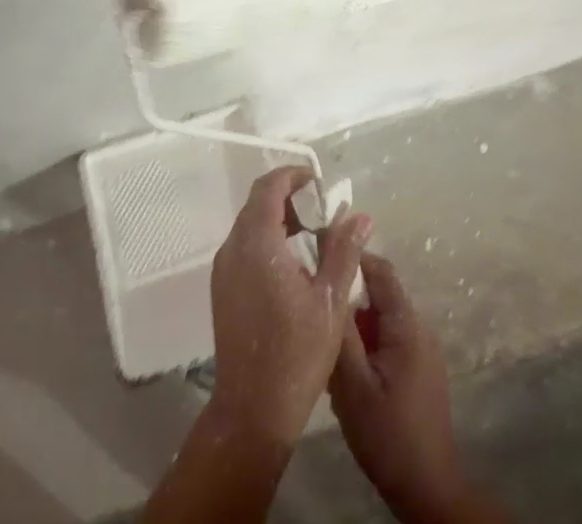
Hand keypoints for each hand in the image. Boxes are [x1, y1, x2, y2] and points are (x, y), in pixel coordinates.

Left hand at [208, 165, 372, 444]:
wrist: (254, 405)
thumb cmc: (298, 352)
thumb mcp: (330, 299)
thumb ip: (343, 250)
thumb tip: (359, 215)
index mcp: (257, 245)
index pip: (267, 189)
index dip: (292, 176)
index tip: (318, 181)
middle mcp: (232, 250)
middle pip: (256, 205)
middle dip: (288, 199)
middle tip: (323, 211)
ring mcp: (223, 271)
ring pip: (248, 228)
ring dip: (278, 221)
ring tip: (314, 236)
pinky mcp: (222, 290)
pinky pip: (243, 249)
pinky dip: (267, 243)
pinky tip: (294, 265)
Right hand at [331, 254, 485, 523]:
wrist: (425, 485)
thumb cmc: (387, 432)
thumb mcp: (352, 382)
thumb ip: (340, 331)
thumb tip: (327, 281)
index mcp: (407, 326)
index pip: (379, 270)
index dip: (348, 255)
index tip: (312, 253)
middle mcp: (418, 330)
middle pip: (376, 294)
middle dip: (342, 296)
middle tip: (306, 303)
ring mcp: (419, 351)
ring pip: (376, 320)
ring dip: (349, 325)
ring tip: (317, 339)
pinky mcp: (415, 370)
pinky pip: (383, 341)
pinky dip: (360, 345)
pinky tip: (337, 369)